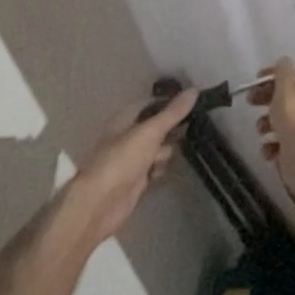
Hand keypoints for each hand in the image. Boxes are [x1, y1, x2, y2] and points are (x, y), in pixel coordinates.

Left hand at [70, 88, 196, 243]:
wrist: (100, 204)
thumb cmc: (121, 160)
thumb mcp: (150, 132)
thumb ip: (173, 113)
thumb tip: (194, 90)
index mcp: (126, 119)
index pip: (151, 103)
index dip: (170, 101)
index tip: (194, 101)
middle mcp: (129, 136)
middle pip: (158, 126)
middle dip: (172, 129)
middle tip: (190, 128)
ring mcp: (133, 159)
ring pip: (160, 148)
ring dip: (165, 152)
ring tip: (160, 159)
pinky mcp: (138, 179)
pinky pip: (156, 168)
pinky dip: (160, 170)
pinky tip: (158, 173)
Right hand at [250, 57, 294, 204]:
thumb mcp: (286, 88)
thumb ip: (283, 72)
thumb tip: (283, 59)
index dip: (278, 72)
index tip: (258, 77)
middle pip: (286, 95)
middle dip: (266, 97)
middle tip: (250, 100)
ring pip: (280, 119)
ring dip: (266, 123)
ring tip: (261, 129)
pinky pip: (279, 143)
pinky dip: (271, 146)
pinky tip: (269, 150)